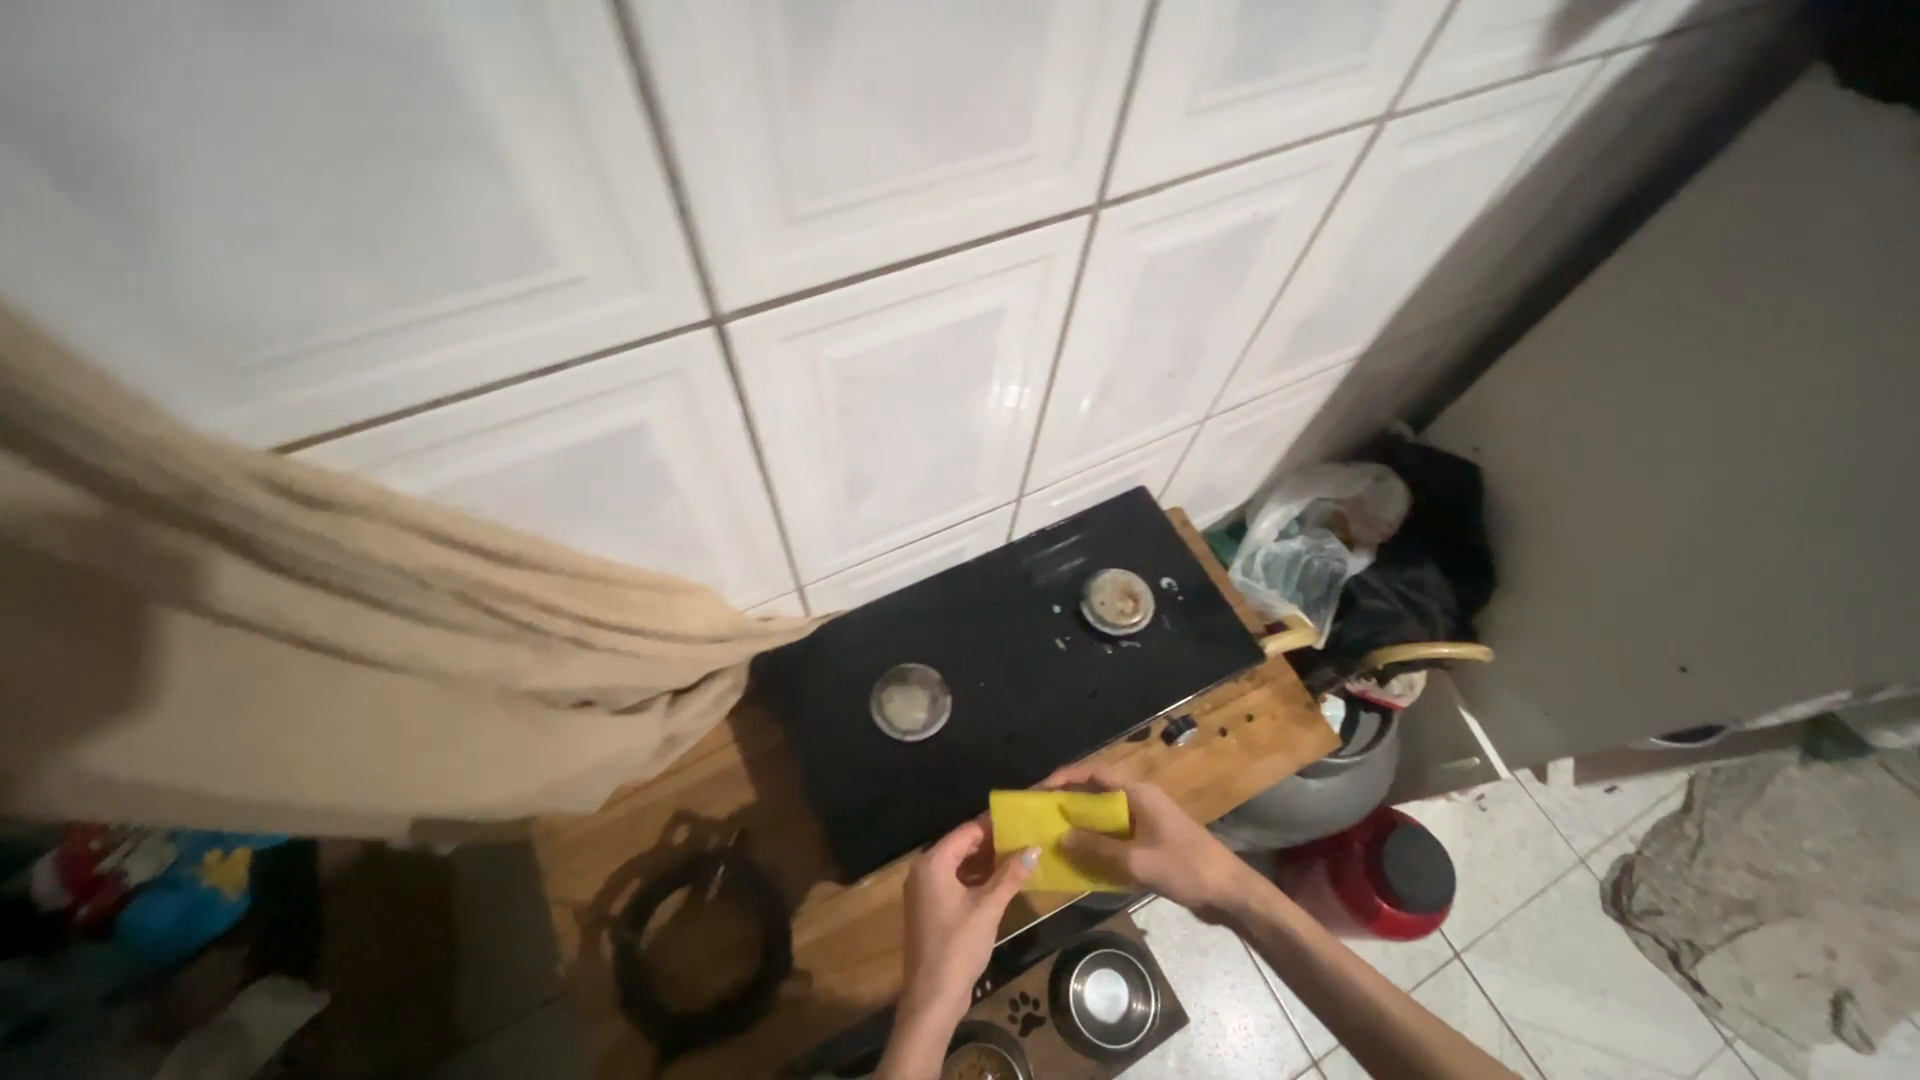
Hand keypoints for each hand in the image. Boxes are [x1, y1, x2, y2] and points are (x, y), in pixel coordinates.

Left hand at [898, 820, 1037, 1024]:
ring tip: (1018, 859)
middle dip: (991, 845)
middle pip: (961, 847)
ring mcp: (924, 891)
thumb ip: (1011, 875)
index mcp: (932, 863)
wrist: (932, 996)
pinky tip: (1001, 885)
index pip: (966, 832)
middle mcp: (924, 871)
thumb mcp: (988, 908)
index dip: (993, 826)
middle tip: (1024, 841)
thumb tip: (1034, 848)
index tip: (1020, 822)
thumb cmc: (958, 946)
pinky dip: (975, 881)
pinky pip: (954, 883)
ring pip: (958, 865)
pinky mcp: (930, 908)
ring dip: (985, 864)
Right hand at [1045, 763, 1257, 920]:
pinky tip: (1081, 860)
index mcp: (1138, 794)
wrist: (1229, 892)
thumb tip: (1061, 837)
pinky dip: (1097, 843)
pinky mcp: (1150, 841)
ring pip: (1104, 816)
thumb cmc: (1186, 868)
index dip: (1065, 777)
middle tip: (1039, 816)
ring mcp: (1146, 821)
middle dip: (1068, 802)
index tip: (1039, 789)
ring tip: (1053, 838)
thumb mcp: (1137, 861)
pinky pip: (1115, 836)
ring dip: (1081, 826)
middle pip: (1096, 793)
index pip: (1095, 773)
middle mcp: (1140, 801)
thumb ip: (1097, 848)